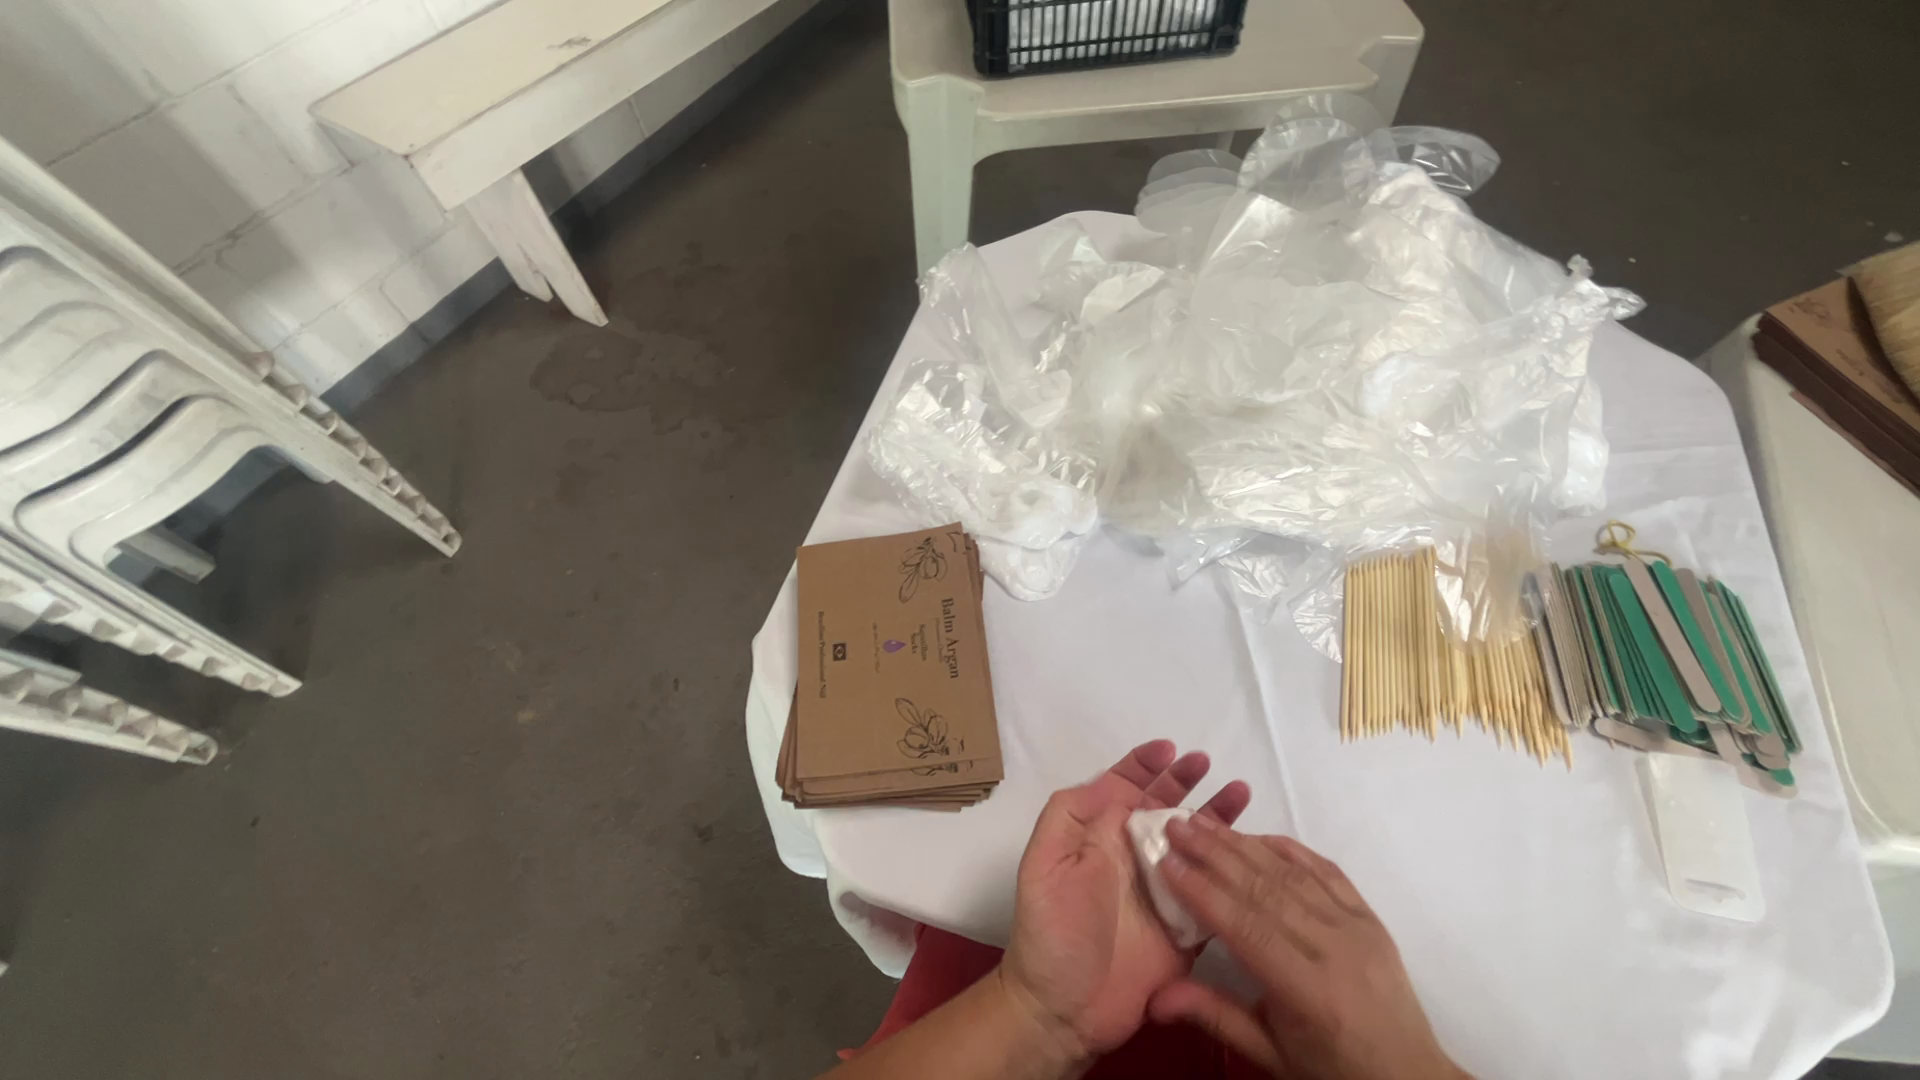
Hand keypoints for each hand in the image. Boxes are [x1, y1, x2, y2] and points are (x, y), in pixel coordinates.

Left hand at [998, 740, 1250, 1061]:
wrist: (1064, 1008)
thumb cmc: (1050, 930)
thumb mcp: (1044, 861)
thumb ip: (1072, 812)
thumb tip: (1113, 778)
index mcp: (1099, 836)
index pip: (1124, 786)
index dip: (1144, 764)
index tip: (1169, 747)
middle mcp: (1132, 855)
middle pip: (1164, 806)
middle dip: (1184, 780)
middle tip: (1207, 762)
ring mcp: (1162, 889)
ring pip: (1194, 842)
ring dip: (1215, 815)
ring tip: (1240, 791)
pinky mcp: (1187, 927)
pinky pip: (1214, 889)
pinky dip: (1232, 867)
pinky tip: (1250, 849)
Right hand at [1149, 816, 1468, 1079]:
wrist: (1409, 1078)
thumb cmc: (1331, 1070)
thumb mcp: (1271, 1055)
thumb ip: (1215, 1015)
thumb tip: (1154, 998)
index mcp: (1310, 993)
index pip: (1247, 928)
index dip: (1203, 892)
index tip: (1166, 861)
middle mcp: (1336, 950)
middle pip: (1265, 889)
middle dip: (1213, 853)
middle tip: (1174, 825)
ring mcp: (1357, 927)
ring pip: (1290, 873)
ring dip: (1241, 843)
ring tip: (1203, 822)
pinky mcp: (1369, 915)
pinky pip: (1324, 869)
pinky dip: (1286, 847)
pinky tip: (1255, 834)